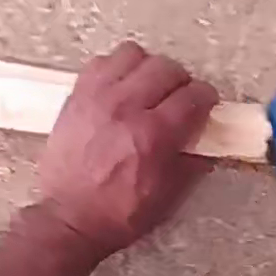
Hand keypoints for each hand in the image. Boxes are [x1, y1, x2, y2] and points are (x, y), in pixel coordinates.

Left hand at [36, 42, 220, 258]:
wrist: (70, 219)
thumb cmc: (117, 216)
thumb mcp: (165, 201)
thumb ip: (189, 168)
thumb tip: (204, 149)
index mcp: (154, 136)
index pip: (193, 97)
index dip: (206, 99)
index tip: (206, 106)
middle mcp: (127, 107)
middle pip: (166, 68)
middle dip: (180, 82)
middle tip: (178, 100)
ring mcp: (98, 97)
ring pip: (134, 55)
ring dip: (147, 70)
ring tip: (147, 91)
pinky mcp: (77, 95)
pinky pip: (103, 62)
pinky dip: (117, 70)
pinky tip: (120, 91)